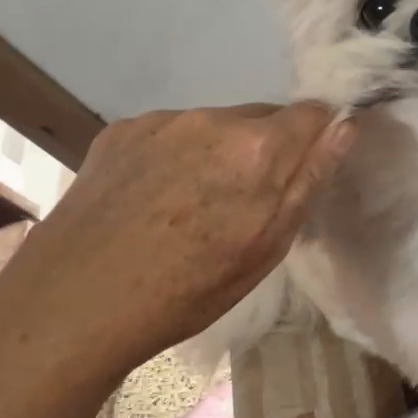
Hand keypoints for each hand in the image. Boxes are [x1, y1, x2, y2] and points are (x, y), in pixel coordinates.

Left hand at [0, 103, 352, 389]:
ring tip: (200, 205)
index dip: (320, 139)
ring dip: (225, 152)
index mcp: (258, 147)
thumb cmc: (190, 287)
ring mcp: (160, 122)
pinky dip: (181, 155)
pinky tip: (160, 199)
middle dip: (271, 148)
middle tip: (252, 202)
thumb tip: (346, 126)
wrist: (71, 304)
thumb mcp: (269, 244)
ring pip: (217, 125)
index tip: (309, 172)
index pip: (314, 113)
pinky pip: (174, 133)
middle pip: (264, 117)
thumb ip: (311, 178)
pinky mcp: (118, 132)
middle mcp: (211, 119)